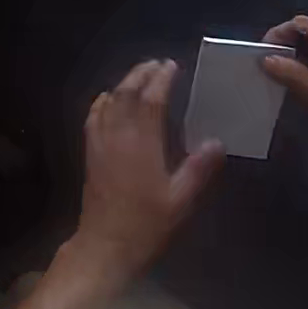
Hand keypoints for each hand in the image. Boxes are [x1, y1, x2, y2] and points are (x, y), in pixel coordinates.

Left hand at [72, 60, 226, 276]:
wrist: (105, 244)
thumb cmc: (146, 224)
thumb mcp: (180, 201)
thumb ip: (198, 169)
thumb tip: (217, 142)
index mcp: (142, 144)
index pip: (151, 100)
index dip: (161, 79)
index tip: (172, 66)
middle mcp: (118, 135)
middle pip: (126, 92)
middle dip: (141, 73)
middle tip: (158, 65)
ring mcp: (100, 142)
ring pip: (109, 100)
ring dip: (124, 83)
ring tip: (140, 75)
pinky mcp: (90, 151)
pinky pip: (93, 116)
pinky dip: (102, 101)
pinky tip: (109, 98)